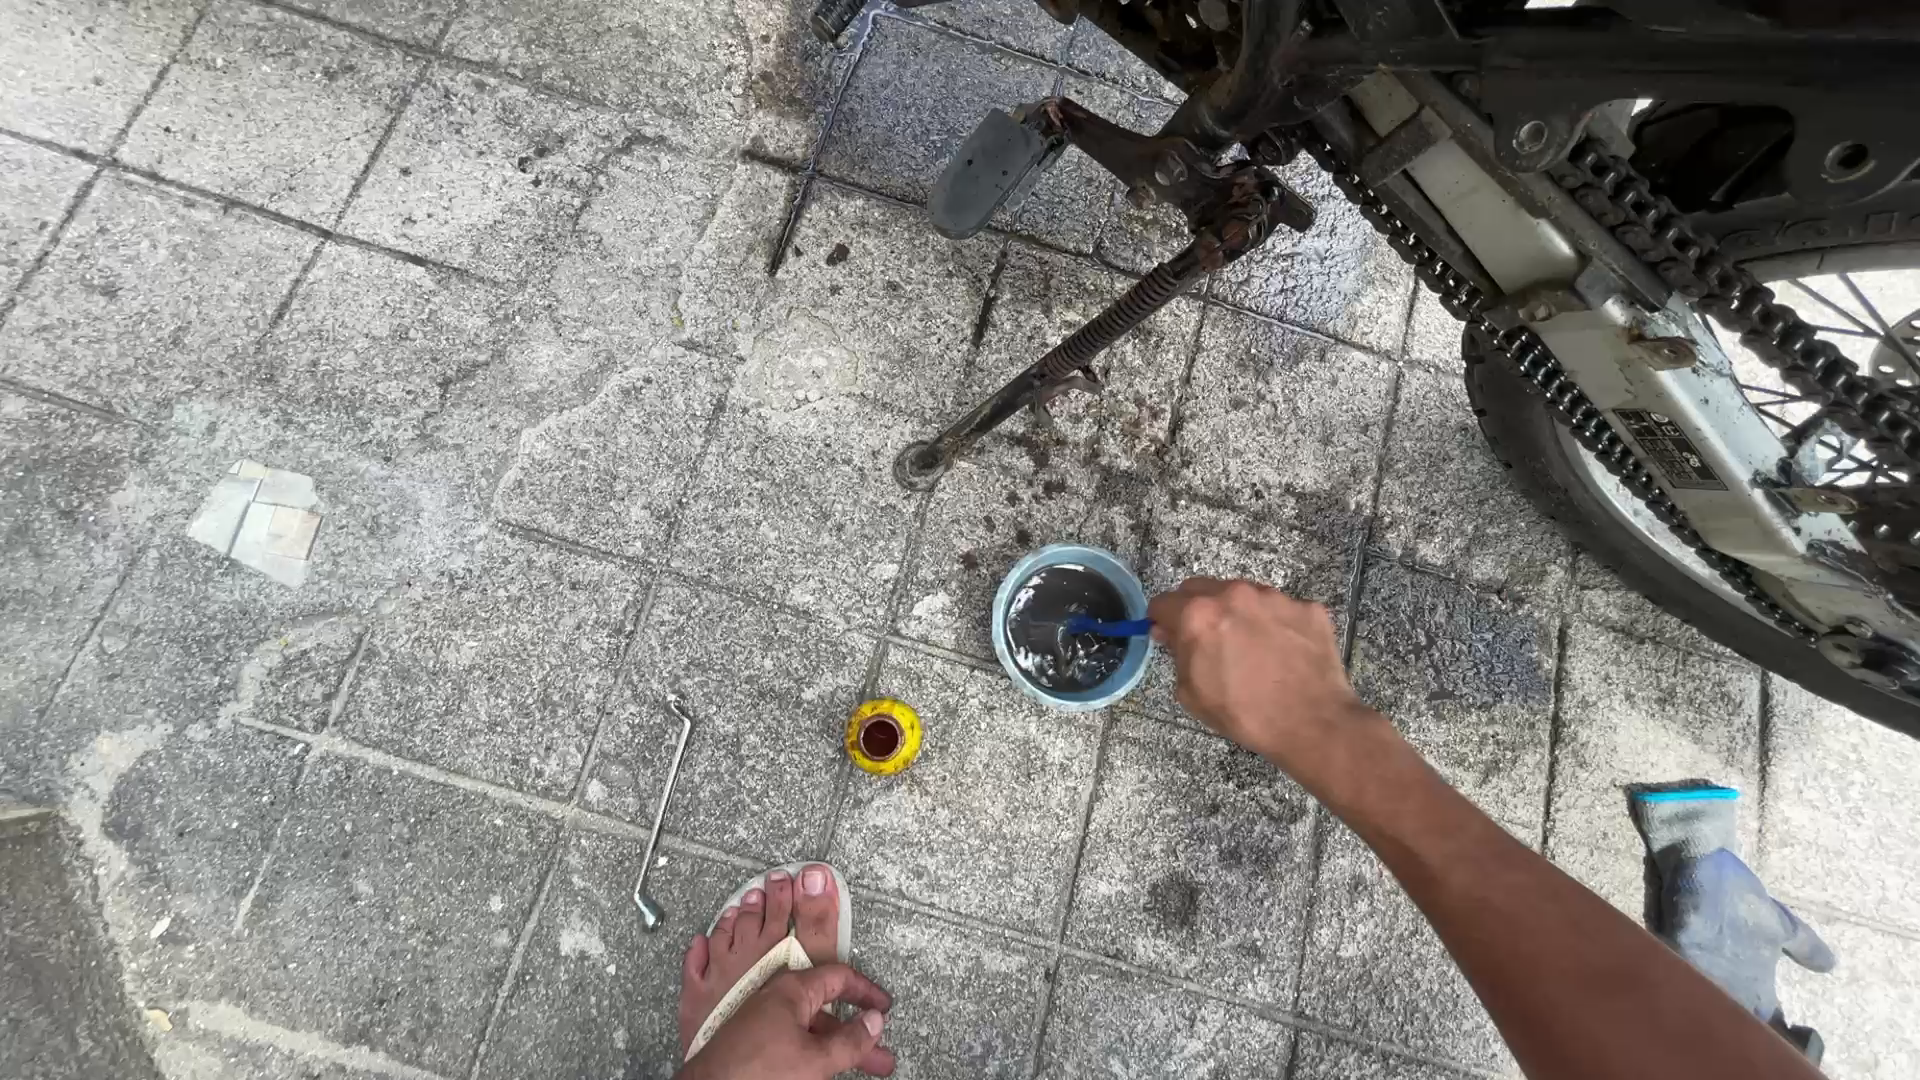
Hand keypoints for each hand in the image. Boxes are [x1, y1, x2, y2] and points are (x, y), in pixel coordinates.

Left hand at [676, 964, 895, 1079]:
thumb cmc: (757, 1073)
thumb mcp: (812, 1061)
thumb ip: (849, 1042)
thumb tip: (876, 1020)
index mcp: (792, 988)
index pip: (840, 977)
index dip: (867, 992)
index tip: (885, 1008)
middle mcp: (777, 997)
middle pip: (827, 1011)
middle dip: (856, 1035)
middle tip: (880, 1059)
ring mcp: (761, 1021)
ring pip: (808, 1031)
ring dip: (835, 1049)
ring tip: (860, 1071)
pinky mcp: (749, 1043)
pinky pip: (790, 1041)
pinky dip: (812, 1054)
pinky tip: (821, 1068)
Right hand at [1147, 577, 1375, 768]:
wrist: (1311, 723)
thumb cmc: (1244, 713)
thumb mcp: (1190, 692)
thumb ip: (1176, 654)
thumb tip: (1170, 633)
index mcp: (1198, 615)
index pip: (1163, 603)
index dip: (1161, 621)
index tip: (1169, 635)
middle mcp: (1233, 595)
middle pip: (1199, 588)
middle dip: (1194, 609)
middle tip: (1206, 638)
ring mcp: (1273, 598)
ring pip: (1240, 594)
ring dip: (1235, 612)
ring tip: (1249, 646)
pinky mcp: (1306, 607)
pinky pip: (1279, 607)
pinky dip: (1273, 623)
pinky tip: (1280, 650)